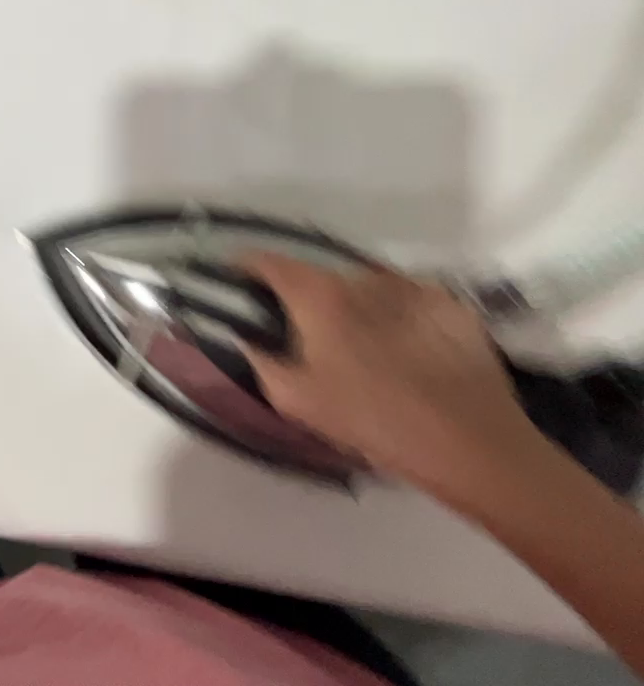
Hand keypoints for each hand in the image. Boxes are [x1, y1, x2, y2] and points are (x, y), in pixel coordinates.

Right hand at [241, 254, 543, 495]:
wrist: (477, 450)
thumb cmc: (371, 420)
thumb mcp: (291, 396)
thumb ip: (258, 356)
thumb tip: (243, 334)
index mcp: (319, 295)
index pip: (266, 261)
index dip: (244, 269)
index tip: (234, 286)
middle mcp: (364, 279)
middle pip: (316, 272)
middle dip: (301, 293)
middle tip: (298, 327)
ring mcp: (415, 289)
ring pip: (362, 285)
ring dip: (348, 302)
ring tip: (352, 337)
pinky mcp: (454, 308)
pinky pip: (405, 299)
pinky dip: (390, 312)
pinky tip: (396, 344)